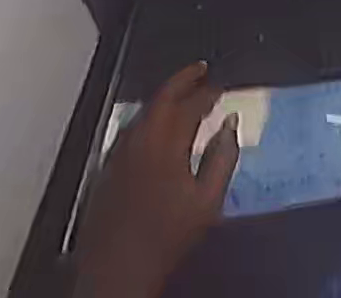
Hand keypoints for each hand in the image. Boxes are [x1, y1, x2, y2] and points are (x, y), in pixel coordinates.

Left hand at [71, 62, 239, 297]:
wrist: (117, 271)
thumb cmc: (167, 238)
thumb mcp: (207, 201)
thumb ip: (223, 157)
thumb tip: (230, 123)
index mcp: (167, 142)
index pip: (191, 104)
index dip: (208, 91)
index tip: (221, 87)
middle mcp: (141, 137)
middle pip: (163, 95)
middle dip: (184, 78)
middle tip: (201, 69)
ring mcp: (120, 149)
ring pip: (146, 109)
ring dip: (166, 95)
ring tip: (184, 92)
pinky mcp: (109, 164)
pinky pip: (133, 126)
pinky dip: (150, 115)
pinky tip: (158, 124)